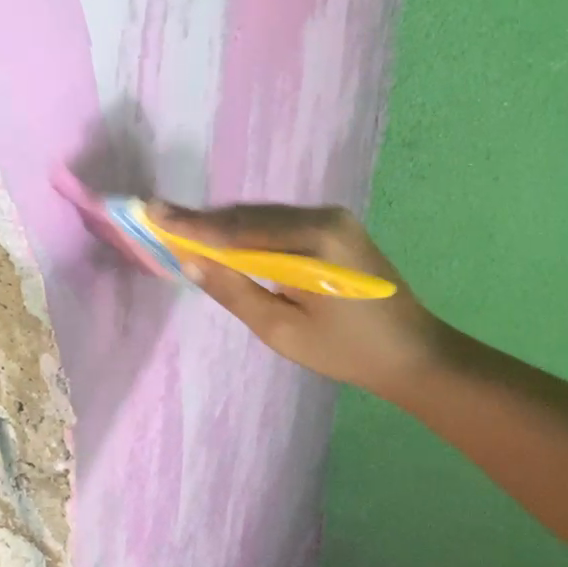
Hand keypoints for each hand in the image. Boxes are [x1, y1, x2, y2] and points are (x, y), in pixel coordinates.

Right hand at [148, 202, 447, 392]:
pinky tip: (221, 241)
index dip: (192, 223)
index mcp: (315, 241)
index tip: (152, 212)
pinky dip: (246, 231)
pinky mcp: (333, 227)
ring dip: (222, 226)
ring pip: (260, 216)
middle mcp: (324, 217)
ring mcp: (331, 218)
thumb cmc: (348, 351)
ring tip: (179, 229)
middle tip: (158, 219)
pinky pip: (277, 223)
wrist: (415, 354)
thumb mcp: (282, 331)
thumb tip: (190, 261)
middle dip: (202, 221)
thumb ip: (234, 291)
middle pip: (248, 216)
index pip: (239, 228)